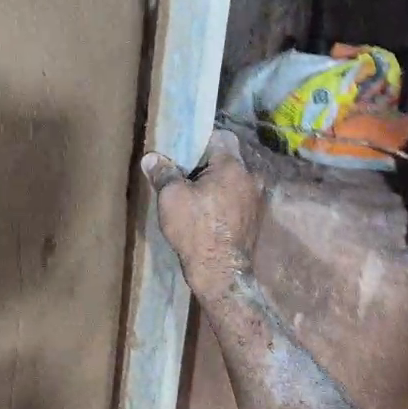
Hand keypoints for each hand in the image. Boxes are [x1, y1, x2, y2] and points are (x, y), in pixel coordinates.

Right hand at [140, 128, 268, 303]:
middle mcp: (251, 177)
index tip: (184, 154)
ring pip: (234, 179)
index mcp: (232, 166)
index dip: (201, 141)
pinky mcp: (256, 217)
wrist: (220, 271)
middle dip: (207, 164)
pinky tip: (208, 213)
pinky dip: (225, 199)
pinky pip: (238, 197)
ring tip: (196, 195)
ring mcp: (257, 198)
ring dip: (217, 183)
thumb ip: (163, 173)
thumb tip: (150, 158)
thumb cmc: (195, 229)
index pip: (222, 137)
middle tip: (185, 175)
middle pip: (228, 159)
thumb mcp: (171, 198)